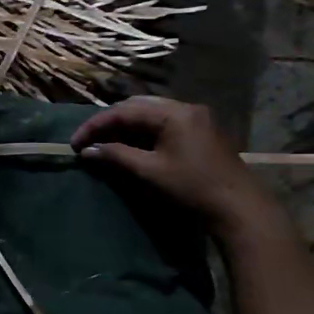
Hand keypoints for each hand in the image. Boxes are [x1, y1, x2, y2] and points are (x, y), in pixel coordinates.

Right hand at [71, 96, 277, 236]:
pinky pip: (163, 124)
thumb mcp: (150, 172)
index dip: (96, 125)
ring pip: (150, 115)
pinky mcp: (199, 132)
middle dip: (110, 122)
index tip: (76, 143)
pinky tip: (130, 146)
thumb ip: (117, 156)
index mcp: (174, 112)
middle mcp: (186, 107)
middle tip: (88, 141)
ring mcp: (195, 119)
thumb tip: (88, 151)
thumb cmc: (192, 188)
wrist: (238, 207)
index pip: (125, 111)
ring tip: (104, 144)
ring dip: (125, 127)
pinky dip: (142, 133)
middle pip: (138, 107)